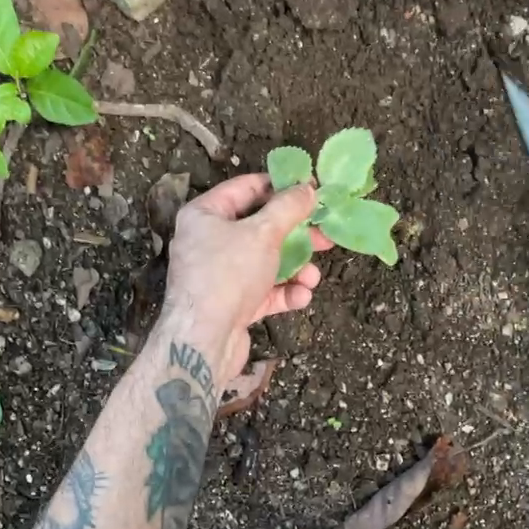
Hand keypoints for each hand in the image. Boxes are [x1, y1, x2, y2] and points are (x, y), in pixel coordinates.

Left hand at [159, 174, 330, 380]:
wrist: (204, 341)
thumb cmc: (228, 275)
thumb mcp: (263, 233)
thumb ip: (288, 208)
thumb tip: (307, 188)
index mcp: (204, 215)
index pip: (246, 189)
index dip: (280, 187)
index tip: (310, 190)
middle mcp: (209, 243)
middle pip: (260, 229)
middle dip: (295, 236)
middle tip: (325, 236)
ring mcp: (220, 276)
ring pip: (265, 264)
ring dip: (295, 269)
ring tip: (313, 277)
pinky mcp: (232, 306)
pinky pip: (262, 292)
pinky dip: (283, 293)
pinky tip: (301, 297)